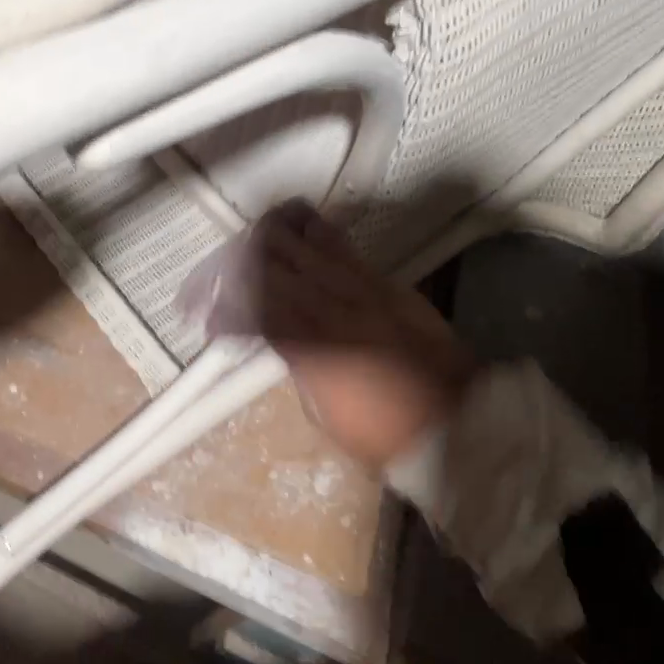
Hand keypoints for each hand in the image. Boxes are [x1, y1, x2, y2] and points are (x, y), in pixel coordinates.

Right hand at [181, 201, 474, 469]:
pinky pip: (333, 239)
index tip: (200, 316)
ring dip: (259, 238)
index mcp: (312, 346)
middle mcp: (330, 304)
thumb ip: (296, 365)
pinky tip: (287, 228)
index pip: (249, 308)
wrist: (463, 422)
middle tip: (208, 281)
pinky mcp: (381, 277)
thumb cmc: (388, 435)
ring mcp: (357, 283)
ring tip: (241, 248)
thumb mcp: (326, 413)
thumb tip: (272, 336)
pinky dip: (302, 229)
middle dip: (226, 267)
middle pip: (263, 261)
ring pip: (295, 237)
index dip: (218, 308)